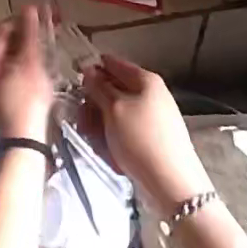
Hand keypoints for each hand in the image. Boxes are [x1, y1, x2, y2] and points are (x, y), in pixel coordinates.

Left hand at [0, 5, 55, 140]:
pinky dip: (29, 62)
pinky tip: (44, 63)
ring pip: (12, 56)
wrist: (26, 142)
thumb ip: (28, 35)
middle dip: (27, 33)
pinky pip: (15, 70)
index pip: (1, 29)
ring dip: (30, 47)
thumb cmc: (25, 100)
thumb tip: (29, 8)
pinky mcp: (4, 95)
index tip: (44, 13)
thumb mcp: (29, 63)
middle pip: (5, 42)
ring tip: (50, 41)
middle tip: (50, 26)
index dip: (22, 18)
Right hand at [83, 53, 212, 206]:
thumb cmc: (141, 139)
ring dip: (99, 125)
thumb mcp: (113, 109)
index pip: (111, 63)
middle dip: (93, 105)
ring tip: (96, 142)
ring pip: (114, 112)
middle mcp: (150, 95)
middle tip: (83, 121)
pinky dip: (112, 139)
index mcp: (145, 80)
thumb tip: (89, 70)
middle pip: (111, 90)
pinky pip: (123, 130)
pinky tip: (109, 152)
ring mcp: (151, 117)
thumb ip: (98, 87)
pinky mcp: (149, 138)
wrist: (171, 184)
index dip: (91, 71)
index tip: (75, 85)